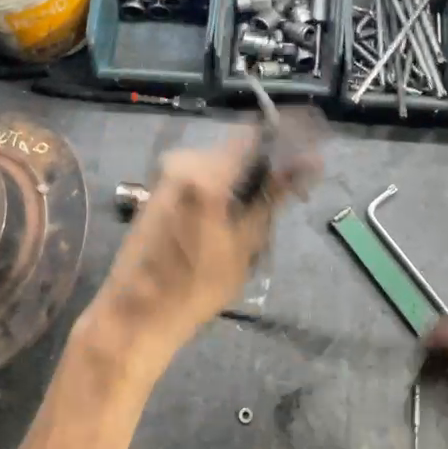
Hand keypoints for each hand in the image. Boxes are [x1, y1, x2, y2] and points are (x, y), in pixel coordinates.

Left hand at [88, 128, 319, 357]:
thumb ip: (273, 196)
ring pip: (223, 164)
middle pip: (240, 149)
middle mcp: (184, 161)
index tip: (310, 157)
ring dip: (246, 182)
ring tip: (263, 217)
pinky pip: (204, 176)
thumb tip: (308, 162)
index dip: (288, 142)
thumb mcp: (244, 244)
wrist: (136, 313)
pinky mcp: (162, 186)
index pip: (257, 135)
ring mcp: (169, 172)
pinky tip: (235, 219)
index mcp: (206, 172)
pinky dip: (224, 190)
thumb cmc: (195, 287)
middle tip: (292, 196)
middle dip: (268, 168)